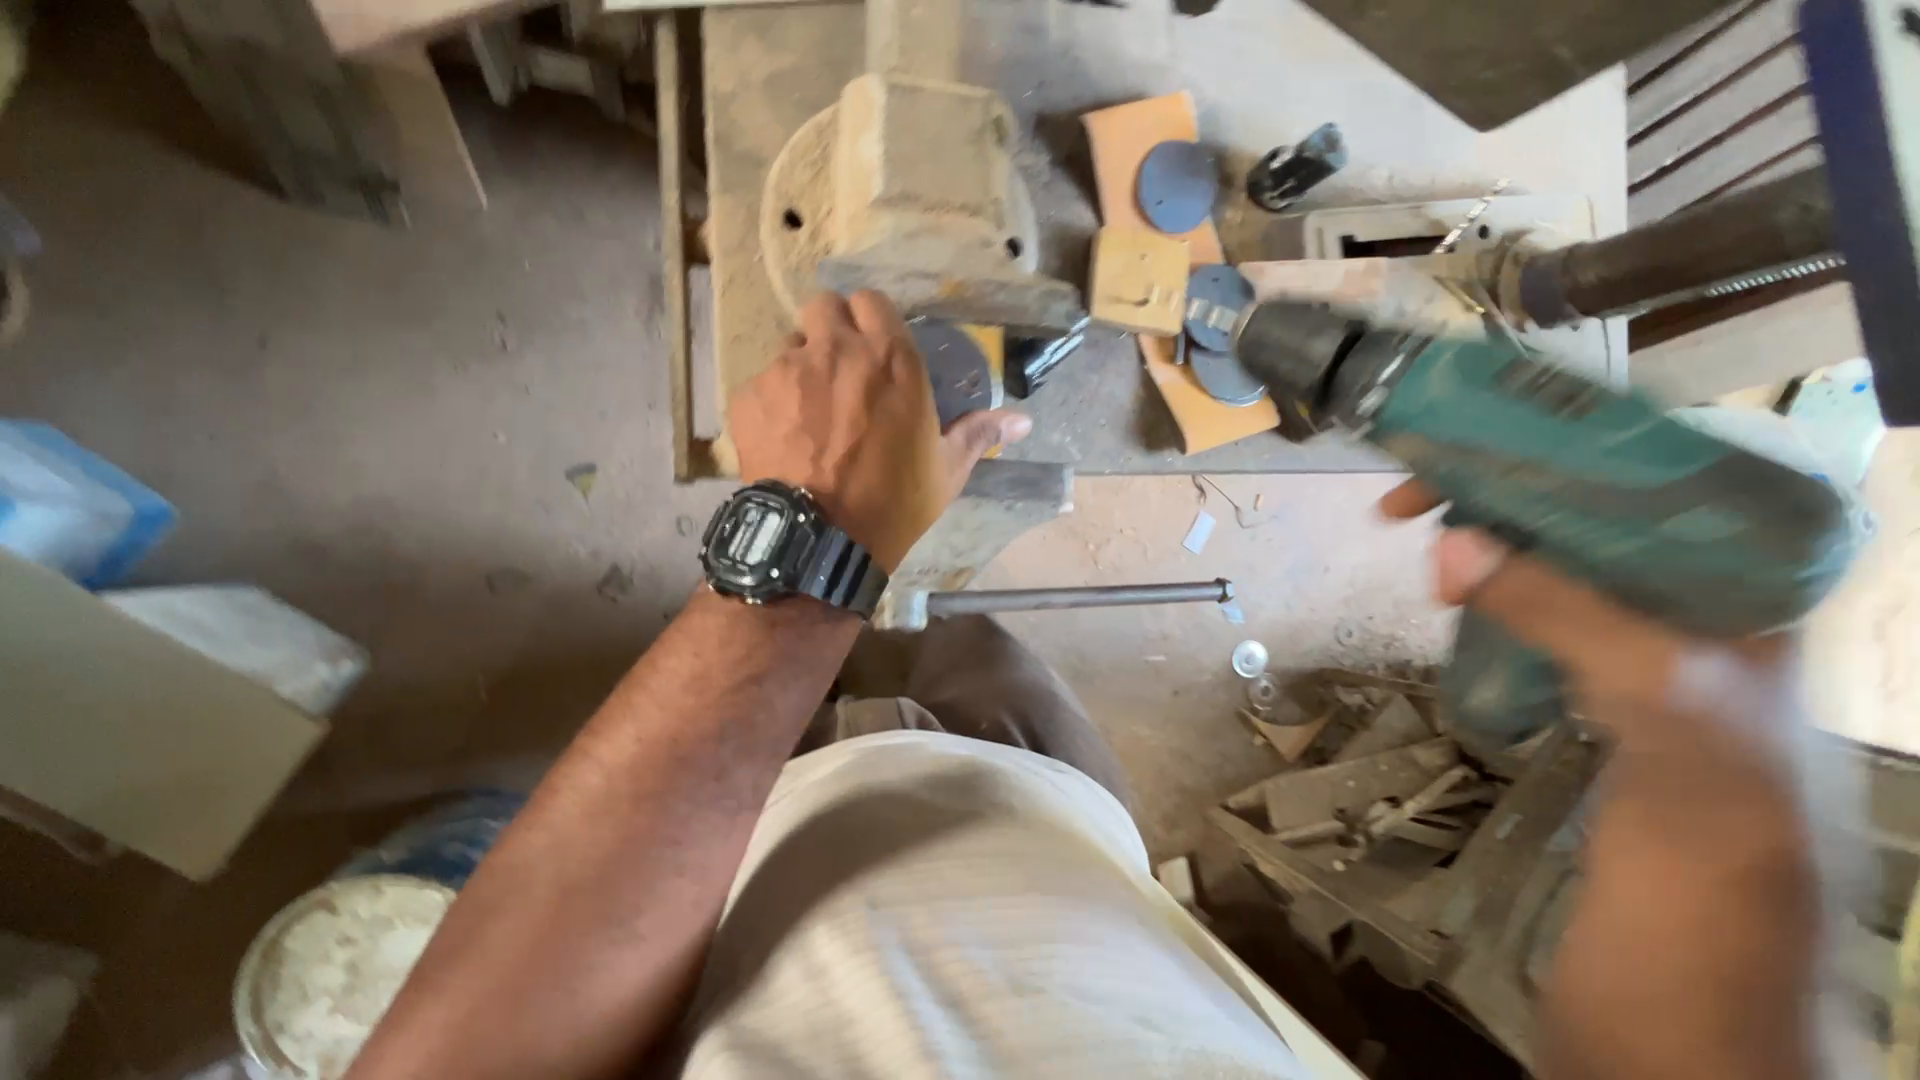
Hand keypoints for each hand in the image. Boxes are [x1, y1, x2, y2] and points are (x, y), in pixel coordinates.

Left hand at [729, 291, 1032, 572]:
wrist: (823, 538)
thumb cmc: (895, 501)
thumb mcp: (946, 468)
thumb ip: (980, 432)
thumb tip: (1023, 421)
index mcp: (891, 358)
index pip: (872, 300)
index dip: (870, 320)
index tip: (873, 346)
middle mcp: (837, 350)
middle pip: (823, 306)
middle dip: (830, 329)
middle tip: (839, 366)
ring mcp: (787, 369)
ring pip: (790, 344)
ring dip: (801, 365)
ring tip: (809, 407)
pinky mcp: (750, 395)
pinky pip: (760, 383)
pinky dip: (772, 402)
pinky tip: (784, 436)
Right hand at [1380, 480, 1824, 1079]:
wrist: (1686, 995)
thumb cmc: (1713, 845)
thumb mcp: (1664, 707)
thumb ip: (1569, 614)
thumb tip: (1449, 544)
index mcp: (1765, 599)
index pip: (1681, 477)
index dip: (1583, 443)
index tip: (1487, 436)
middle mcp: (1713, 616)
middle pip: (1606, 515)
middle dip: (1512, 490)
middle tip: (1419, 490)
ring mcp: (1652, 663)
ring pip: (1565, 565)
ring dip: (1493, 541)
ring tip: (1420, 534)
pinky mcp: (1599, 704)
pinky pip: (1541, 619)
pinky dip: (1490, 597)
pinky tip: (1451, 598)